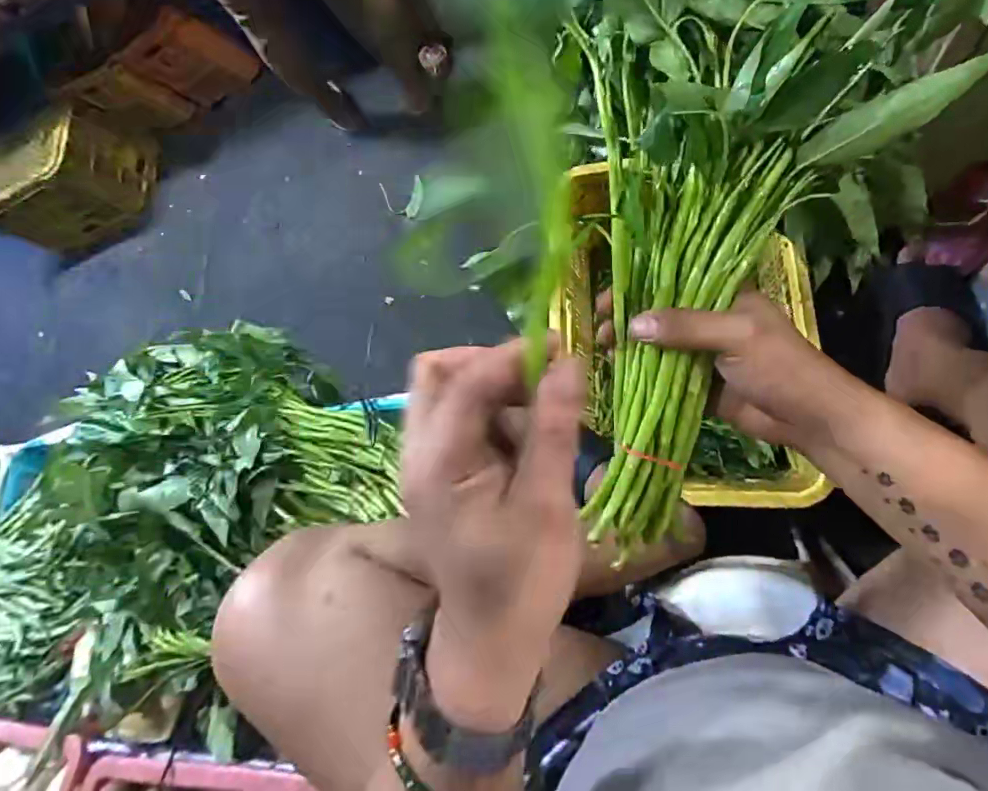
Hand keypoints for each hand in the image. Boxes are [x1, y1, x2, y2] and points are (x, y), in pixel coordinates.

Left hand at [401, 340, 586, 725]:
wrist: (490, 642)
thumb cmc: (522, 581)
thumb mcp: (547, 505)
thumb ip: (554, 429)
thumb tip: (570, 363)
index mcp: (438, 463)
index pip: (466, 381)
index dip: (513, 354)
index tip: (562, 346)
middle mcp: (418, 452)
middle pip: (438, 373)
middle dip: (492, 363)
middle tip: (542, 375)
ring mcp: (424, 459)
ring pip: (449, 390)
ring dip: (496, 387)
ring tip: (544, 412)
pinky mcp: (438, 468)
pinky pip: (460, 416)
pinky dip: (493, 411)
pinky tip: (528, 437)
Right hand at [622, 291, 859, 451]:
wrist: (809, 419)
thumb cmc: (780, 365)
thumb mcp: (735, 335)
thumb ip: (686, 327)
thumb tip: (633, 325)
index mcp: (723, 293)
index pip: (673, 279)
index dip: (638, 285)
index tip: (608, 297)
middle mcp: (709, 317)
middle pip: (660, 312)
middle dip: (628, 317)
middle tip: (598, 328)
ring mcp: (703, 351)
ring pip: (660, 344)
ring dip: (631, 346)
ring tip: (602, 350)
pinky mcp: (700, 382)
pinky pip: (665, 374)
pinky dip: (643, 374)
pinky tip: (617, 373)